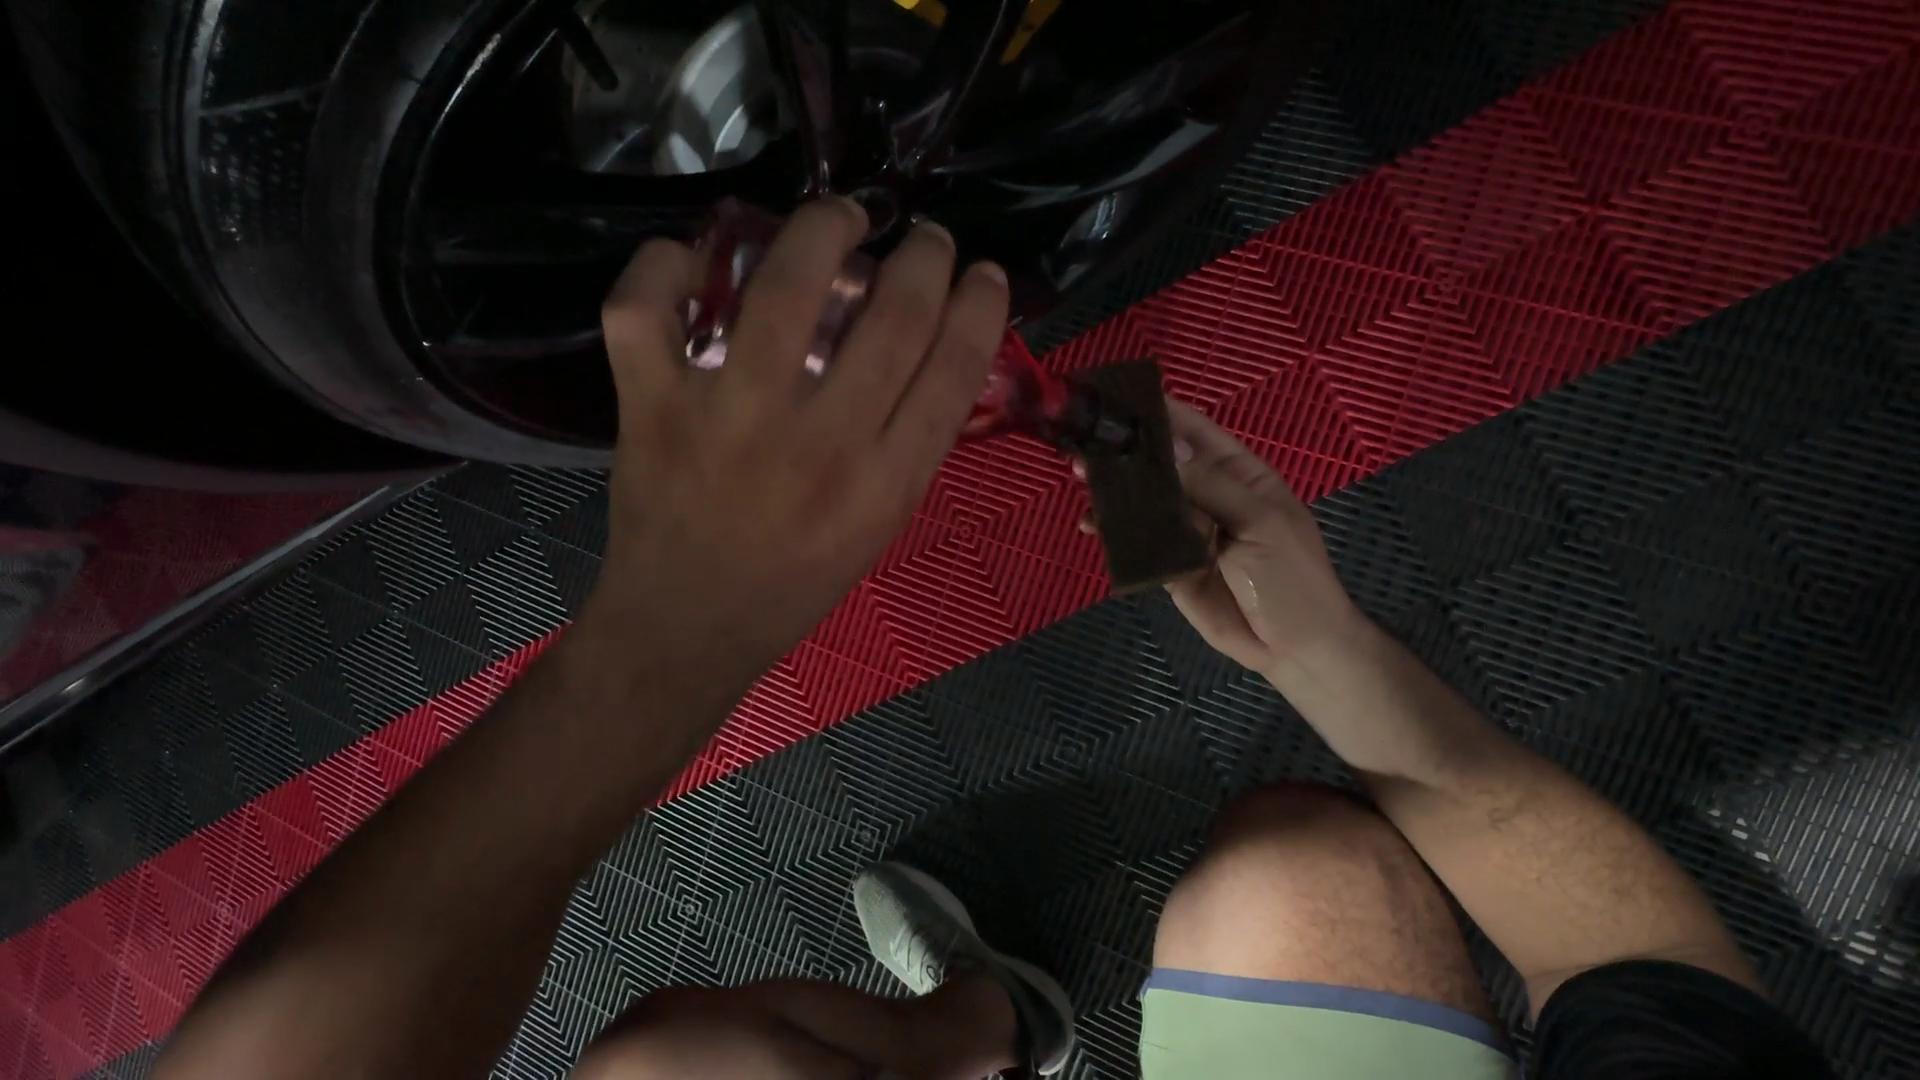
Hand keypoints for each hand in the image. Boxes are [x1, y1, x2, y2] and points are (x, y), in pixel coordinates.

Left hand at [593, 197, 1007, 674]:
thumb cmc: (796, 583)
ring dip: (822, 229)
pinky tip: (695, 262)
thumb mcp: (879, 527)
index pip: (955, 370)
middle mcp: (818, 443)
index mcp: (884, 483)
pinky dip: (662, 268)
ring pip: (783, 287)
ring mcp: (729, 418)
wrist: (689, 627)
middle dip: (922, 258)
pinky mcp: (653, 406)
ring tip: (840, 218)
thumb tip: (932, 352)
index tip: (985, 275)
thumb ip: (908, 445)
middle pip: (892, 318)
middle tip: (924, 239)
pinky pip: (645, 311)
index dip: (981, 307)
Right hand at [1085, 400, 1365, 682]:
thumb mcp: (1260, 524)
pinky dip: (1113, 532)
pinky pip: (1138, 541)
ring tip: (1079, 474)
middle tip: (1086, 440)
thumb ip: (1210, 486)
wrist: (1294, 648)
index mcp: (1239, 475)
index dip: (1163, 413)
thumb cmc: (1291, 578)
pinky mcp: (1169, 564)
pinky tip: (1091, 523)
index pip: (1196, 433)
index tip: (1122, 396)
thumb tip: (1167, 447)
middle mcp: (1208, 496)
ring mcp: (1187, 531)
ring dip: (1114, 489)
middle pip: (1162, 465)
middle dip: (1126, 451)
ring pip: (1144, 501)